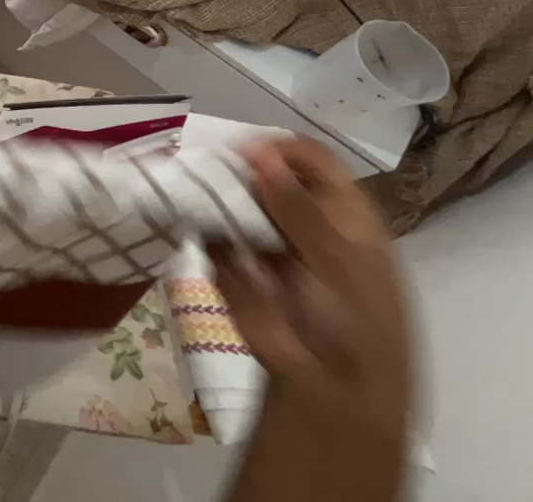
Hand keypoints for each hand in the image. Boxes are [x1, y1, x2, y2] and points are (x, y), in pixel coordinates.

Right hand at [213, 135, 411, 443]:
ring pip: (229, 196)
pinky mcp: (227, 255)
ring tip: (183, 187)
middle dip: (233, 167)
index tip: (237, 151)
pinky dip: (194, 221)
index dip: (277, 149)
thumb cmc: (352, 321)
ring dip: (209, 191)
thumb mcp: (337, 261)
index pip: (309, 159)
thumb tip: (257, 153)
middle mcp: (299, 216)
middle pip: (262, 172)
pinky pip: (206, 227)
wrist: (323, 383)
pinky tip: (181, 216)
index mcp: (341, 213)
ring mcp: (260, 234)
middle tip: (200, 165)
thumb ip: (296, 207)